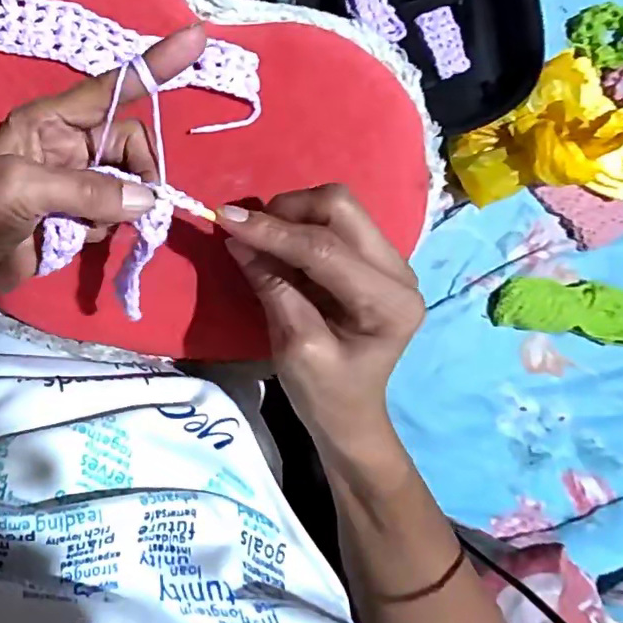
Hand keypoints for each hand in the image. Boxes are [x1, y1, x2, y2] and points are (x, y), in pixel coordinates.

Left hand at [0, 24, 208, 308]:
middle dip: (141, 168)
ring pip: (126, 181)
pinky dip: (108, 226)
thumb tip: (147, 199)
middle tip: (144, 201)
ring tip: (90, 226)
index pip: (111, 88)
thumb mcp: (22, 190)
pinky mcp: (75, 214)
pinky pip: (113, 212)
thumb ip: (88, 190)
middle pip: (128, 141)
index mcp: (48, 120)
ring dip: (122, 204)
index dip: (155, 65)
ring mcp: (73, 181)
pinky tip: (79, 238)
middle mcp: (66, 144)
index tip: (196, 38)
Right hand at [216, 185, 425, 459]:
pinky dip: (297, 225)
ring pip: (337, 207)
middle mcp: (399, 271)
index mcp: (388, 302)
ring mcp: (388, 261)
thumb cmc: (323, 392)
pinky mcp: (371, 258)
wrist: (349, 414)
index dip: (271, 231)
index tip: (224, 218)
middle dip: (286, 211)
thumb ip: (271, 286)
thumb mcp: (294, 346)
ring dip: (290, 214)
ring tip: (260, 240)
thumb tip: (237, 238)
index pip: (324, 248)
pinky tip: (276, 246)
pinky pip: (333, 222)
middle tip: (248, 232)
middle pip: (340, 207)